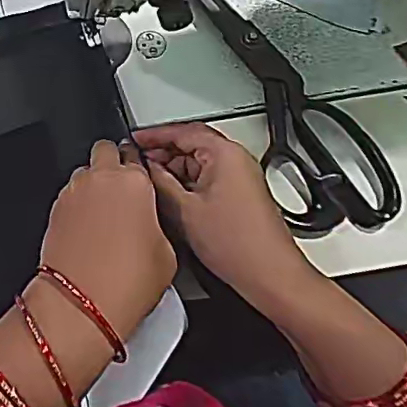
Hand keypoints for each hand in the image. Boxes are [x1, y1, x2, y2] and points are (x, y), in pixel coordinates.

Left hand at [38, 141, 176, 338]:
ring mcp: (74, 191)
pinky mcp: (55, 207)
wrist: (80, 303)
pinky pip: (70, 193)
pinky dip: (79, 203)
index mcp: (134, 182)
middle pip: (106, 150)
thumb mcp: (168, 254)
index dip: (141, 170)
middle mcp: (100, 178)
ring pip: (85, 171)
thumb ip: (160, 224)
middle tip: (123, 188)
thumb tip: (153, 224)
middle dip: (113, 162)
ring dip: (94, 183)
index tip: (144, 182)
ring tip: (105, 214)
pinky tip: (89, 228)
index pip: (138, 156)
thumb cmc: (124, 282)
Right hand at [133, 123, 316, 303]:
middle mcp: (237, 160)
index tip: (136, 139)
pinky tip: (172, 196)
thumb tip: (146, 168)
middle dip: (164, 151)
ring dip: (175, 168)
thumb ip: (160, 181)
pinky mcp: (240, 193)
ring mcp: (240, 177)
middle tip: (140, 160)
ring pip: (199, 161)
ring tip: (151, 182)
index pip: (182, 131)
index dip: (154, 135)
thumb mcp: (184, 209)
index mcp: (225, 154)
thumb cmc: (240, 246)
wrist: (270, 275)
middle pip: (192, 143)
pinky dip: (188, 182)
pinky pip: (208, 177)